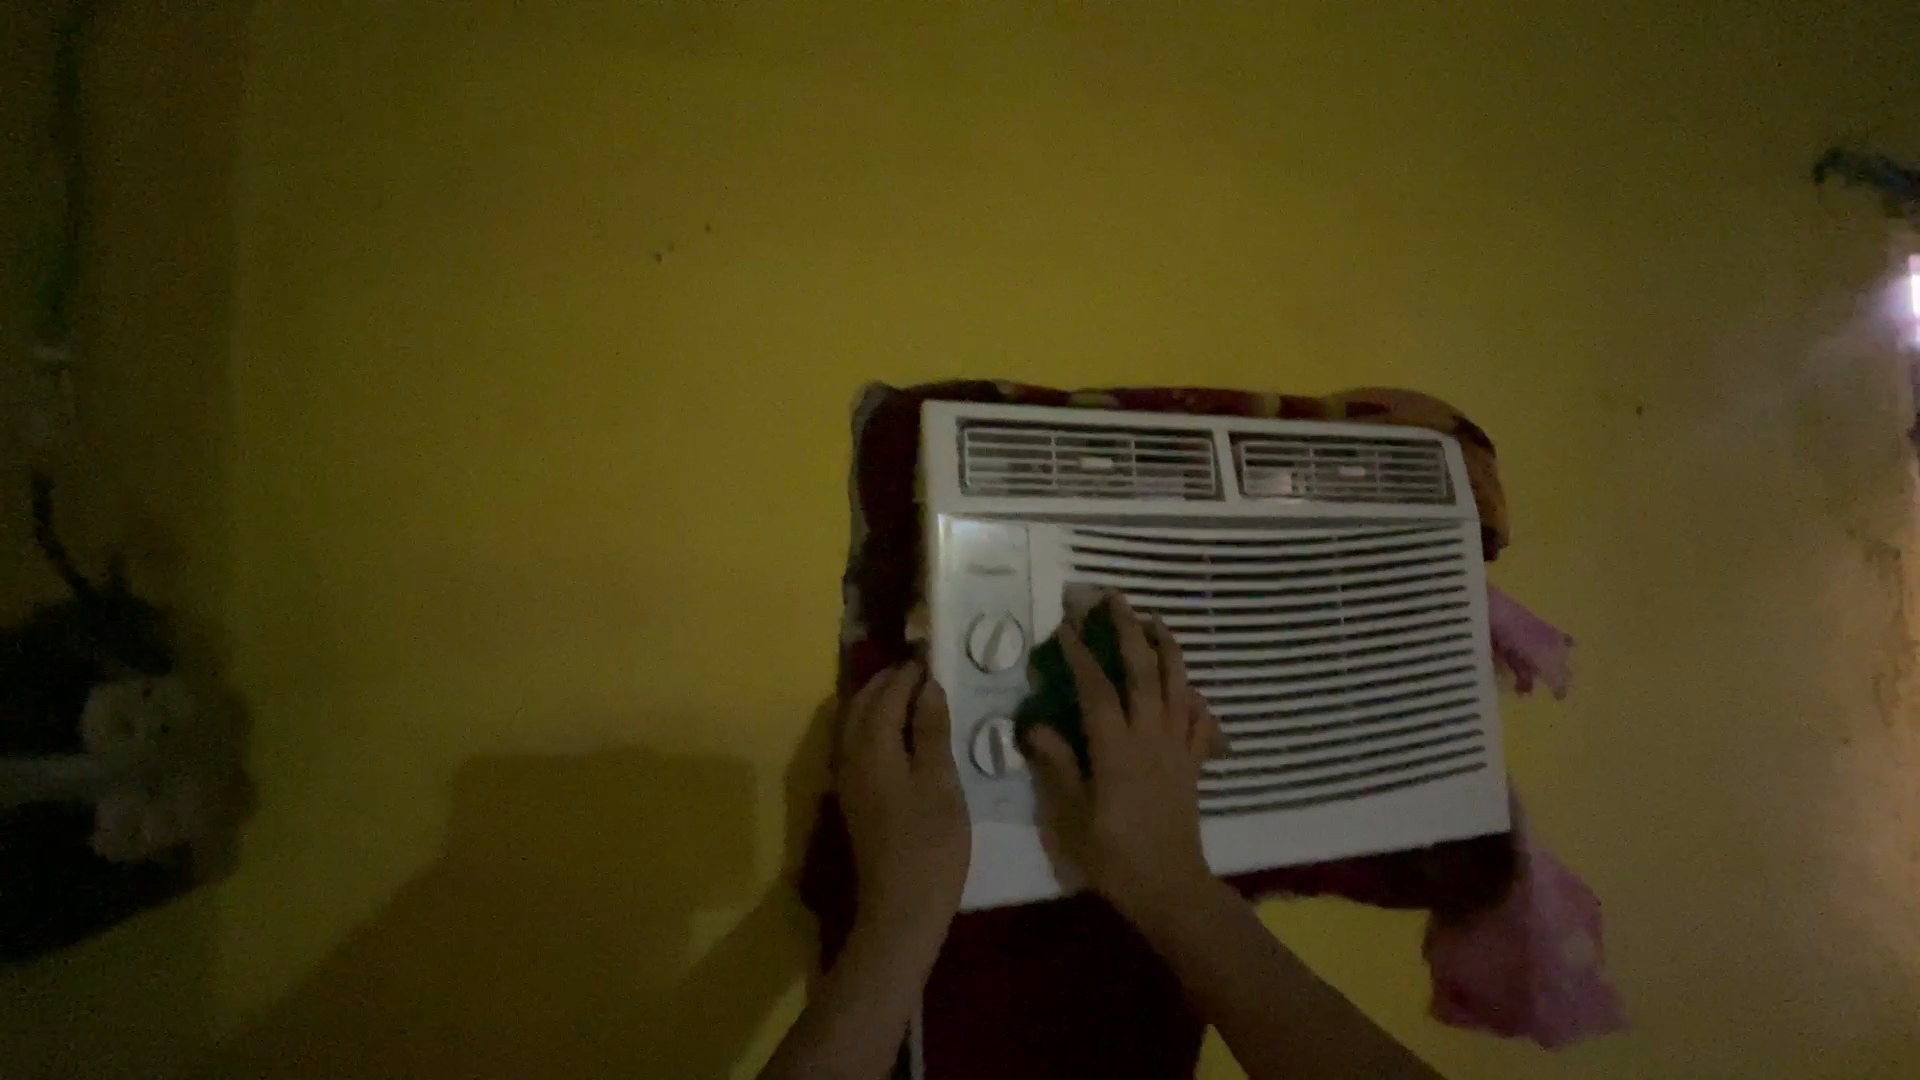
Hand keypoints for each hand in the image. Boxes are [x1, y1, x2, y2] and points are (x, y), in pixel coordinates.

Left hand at [837, 662, 969, 939]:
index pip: (886, 695)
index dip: (909, 673)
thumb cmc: (930, 845)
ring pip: (855, 723)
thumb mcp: (941, 784)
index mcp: (872, 748)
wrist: (900, 911)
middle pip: (861, 704)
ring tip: (913, 693)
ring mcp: (848, 779)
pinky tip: (901, 733)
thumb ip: (932, 731)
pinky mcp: (854, 797)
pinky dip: (876, 725)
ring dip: (879, 701)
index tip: (933, 655)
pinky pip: (858, 744)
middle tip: (922, 670)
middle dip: (888, 681)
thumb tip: (928, 687)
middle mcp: (850, 756)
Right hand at [1023, 593, 1223, 919]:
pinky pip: (1199, 716)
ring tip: (1153, 619)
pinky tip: (1185, 682)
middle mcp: (1151, 735)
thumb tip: (1036, 725)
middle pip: (1143, 670)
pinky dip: (1192, 692)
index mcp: (1117, 748)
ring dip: (1166, 646)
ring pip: (1177, 683)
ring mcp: (1177, 745)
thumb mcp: (1072, 815)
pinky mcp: (1194, 760)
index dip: (1081, 654)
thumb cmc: (1113, 856)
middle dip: (1128, 629)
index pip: (1097, 688)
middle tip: (1113, 597)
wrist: (1171, 888)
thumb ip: (1057, 765)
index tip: (1067, 625)